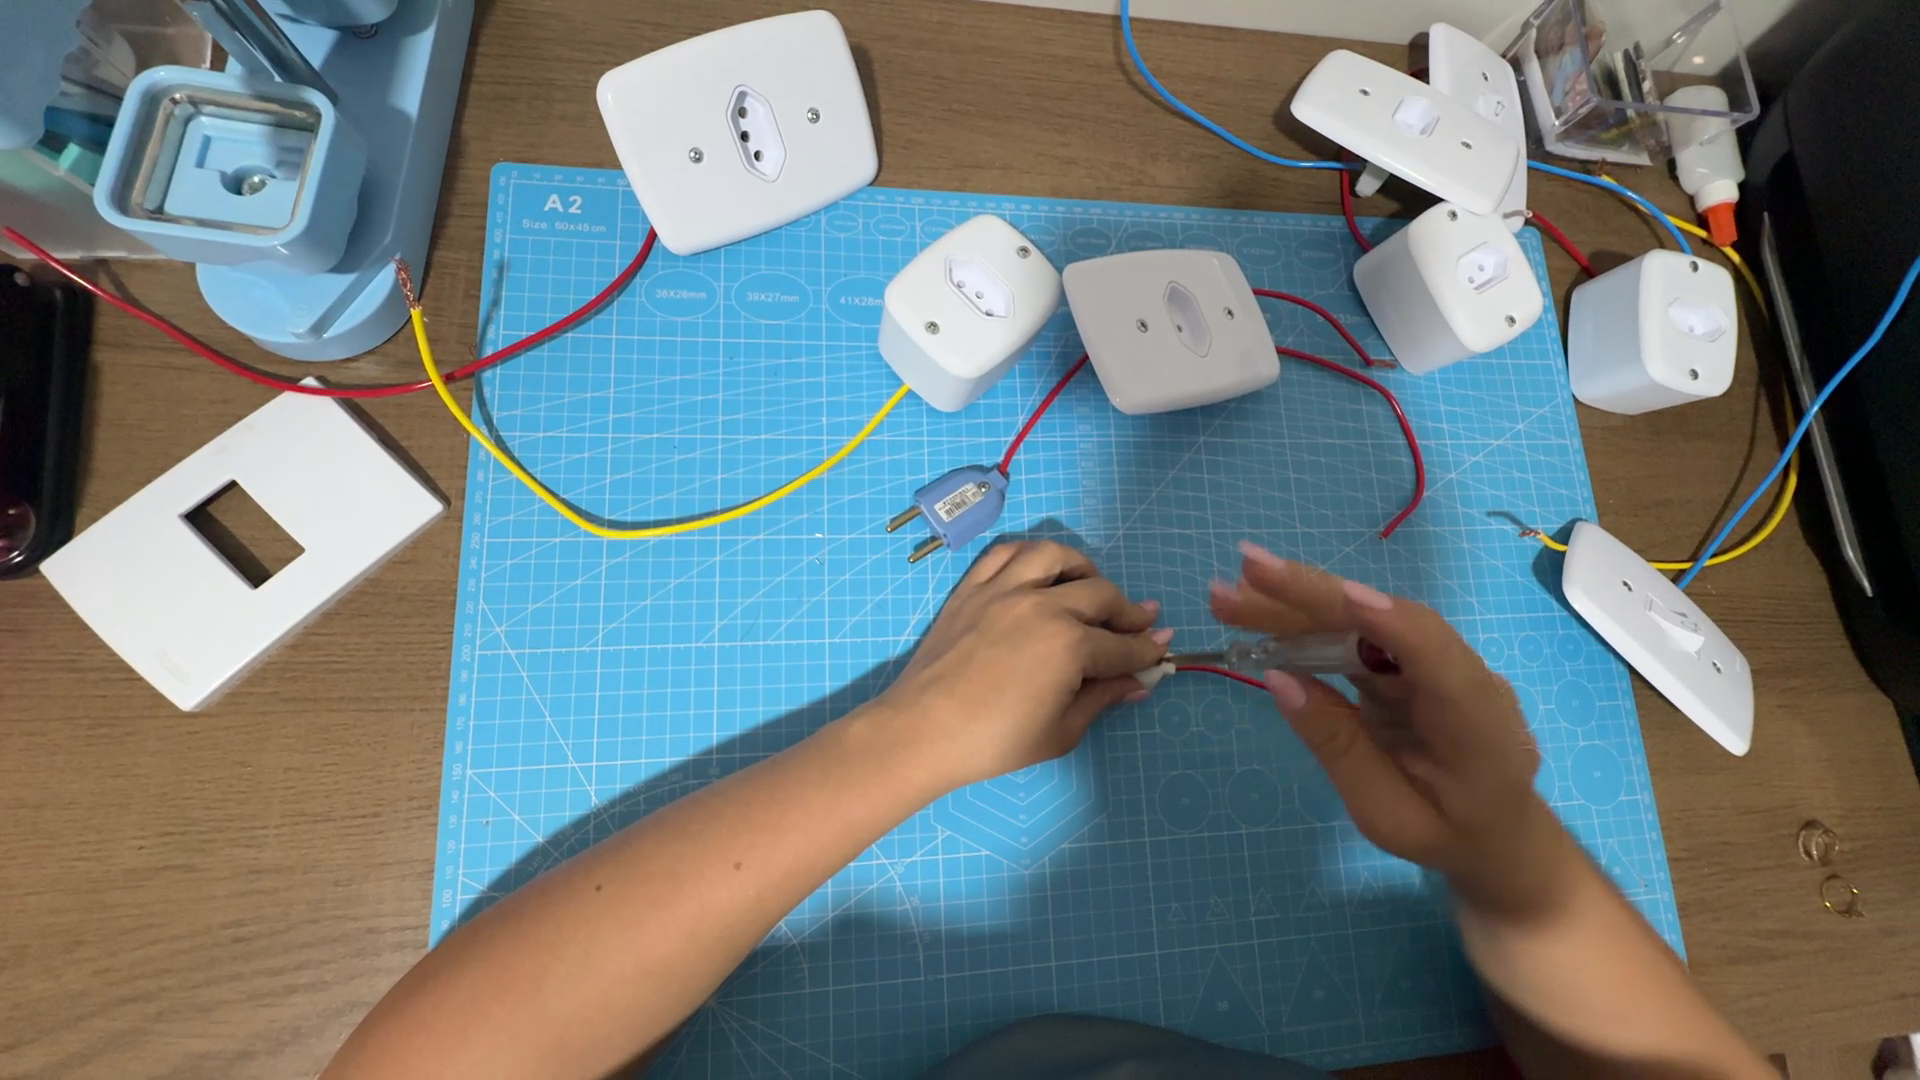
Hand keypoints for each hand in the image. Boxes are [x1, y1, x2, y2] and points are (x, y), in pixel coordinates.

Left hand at [873, 540, 1172, 791]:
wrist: (923, 730)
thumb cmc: (995, 742)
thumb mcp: (1061, 731)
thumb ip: (1103, 698)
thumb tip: (1139, 681)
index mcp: (1070, 645)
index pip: (1122, 645)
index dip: (1147, 649)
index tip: (1163, 645)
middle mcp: (1042, 605)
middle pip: (1100, 595)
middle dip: (1128, 611)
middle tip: (1138, 622)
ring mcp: (1004, 590)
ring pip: (1054, 556)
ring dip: (1082, 567)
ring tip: (1089, 584)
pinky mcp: (972, 588)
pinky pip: (1005, 553)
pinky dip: (1029, 555)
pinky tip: (1038, 570)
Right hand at [1211, 543, 1557, 906]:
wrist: (1495, 834)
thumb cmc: (1444, 834)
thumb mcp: (1385, 813)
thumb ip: (1337, 746)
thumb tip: (1277, 679)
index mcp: (1479, 725)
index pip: (1438, 658)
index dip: (1389, 623)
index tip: (1341, 594)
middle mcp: (1461, 675)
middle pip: (1385, 622)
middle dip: (1313, 595)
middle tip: (1246, 570)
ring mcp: (1430, 663)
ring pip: (1358, 621)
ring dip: (1292, 605)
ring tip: (1226, 596)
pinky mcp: (1402, 661)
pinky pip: (1349, 634)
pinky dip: (1300, 622)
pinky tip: (1255, 611)